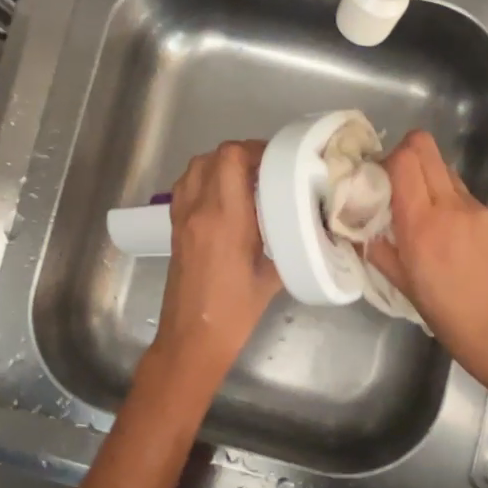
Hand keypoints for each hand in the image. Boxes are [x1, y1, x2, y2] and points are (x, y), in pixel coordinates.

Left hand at [152, 141, 281, 373]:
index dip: (255, 149)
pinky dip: (204, 180)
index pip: (231, 158)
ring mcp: (182, 217)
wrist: (193, 338)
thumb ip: (291, 242)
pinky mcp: (174, 228)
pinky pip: (186, 187)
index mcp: (224, 217)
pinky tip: (225, 198)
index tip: (277, 160)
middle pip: (213, 157)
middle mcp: (198, 210)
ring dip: (219, 165)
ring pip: (195, 168)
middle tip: (266, 169)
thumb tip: (313, 224)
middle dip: (241, 155)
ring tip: (246, 180)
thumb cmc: (236, 311)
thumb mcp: (273, 275)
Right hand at [366, 131, 487, 385]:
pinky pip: (460, 193)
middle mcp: (450, 206)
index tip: (375, 180)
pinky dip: (445, 199)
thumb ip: (378, 249)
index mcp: (422, 224)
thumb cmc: (447, 316)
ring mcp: (476, 208)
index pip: (404, 159)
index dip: (385, 159)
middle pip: (425, 147)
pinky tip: (445, 233)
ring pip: (444, 168)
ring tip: (418, 212)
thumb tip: (360, 227)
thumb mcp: (402, 285)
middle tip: (392, 184)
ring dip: (425, 177)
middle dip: (403, 155)